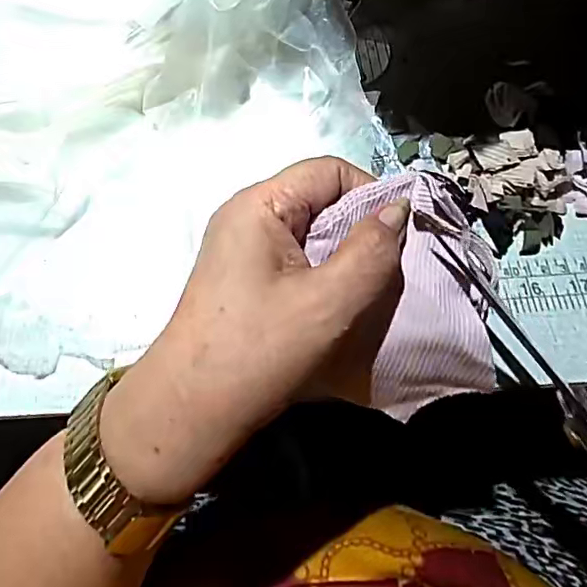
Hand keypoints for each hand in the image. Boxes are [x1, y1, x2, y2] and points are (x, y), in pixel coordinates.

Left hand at [99, 157, 407, 504]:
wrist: (188, 415)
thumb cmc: (258, 351)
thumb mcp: (329, 301)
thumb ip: (372, 251)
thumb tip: (398, 209)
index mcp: (260, 205)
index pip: (331, 170)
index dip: (371, 194)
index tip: (396, 236)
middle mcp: (248, 214)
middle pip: (321, 198)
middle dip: (360, 228)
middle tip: (385, 268)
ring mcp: (243, 245)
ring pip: (313, 230)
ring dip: (344, 254)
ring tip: (363, 289)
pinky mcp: (244, 275)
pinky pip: (298, 255)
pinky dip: (325, 272)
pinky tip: (336, 304)